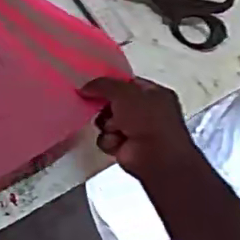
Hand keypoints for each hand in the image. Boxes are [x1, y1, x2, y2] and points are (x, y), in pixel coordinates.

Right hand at [79, 76, 209, 182]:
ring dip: (106, 125)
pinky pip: (105, 137)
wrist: (156, 156)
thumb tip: (83, 89)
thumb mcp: (124, 93)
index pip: (127, 83)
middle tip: (98, 108)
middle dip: (104, 107)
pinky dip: (109, 140)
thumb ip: (102, 85)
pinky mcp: (124, 145)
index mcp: (154, 94)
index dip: (109, 83)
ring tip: (114, 129)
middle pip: (112, 102)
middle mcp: (146, 110)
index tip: (92, 86)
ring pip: (105, 120)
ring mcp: (135, 129)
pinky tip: (117, 142)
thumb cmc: (146, 119)